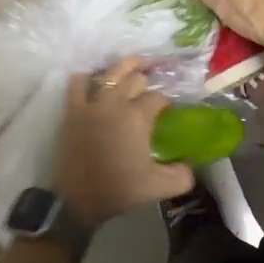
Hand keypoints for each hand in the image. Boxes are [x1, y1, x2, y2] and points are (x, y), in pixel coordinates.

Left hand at [54, 57, 194, 226]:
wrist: (77, 198)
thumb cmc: (118, 189)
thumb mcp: (157, 188)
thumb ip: (181, 176)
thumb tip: (190, 165)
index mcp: (138, 117)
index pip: (157, 98)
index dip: (165, 103)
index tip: (166, 112)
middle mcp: (116, 102)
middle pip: (135, 78)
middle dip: (145, 83)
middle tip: (148, 92)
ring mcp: (92, 102)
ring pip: (110, 72)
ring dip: (123, 67)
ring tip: (133, 64)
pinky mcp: (73, 108)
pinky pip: (78, 82)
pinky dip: (86, 77)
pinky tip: (94, 79)